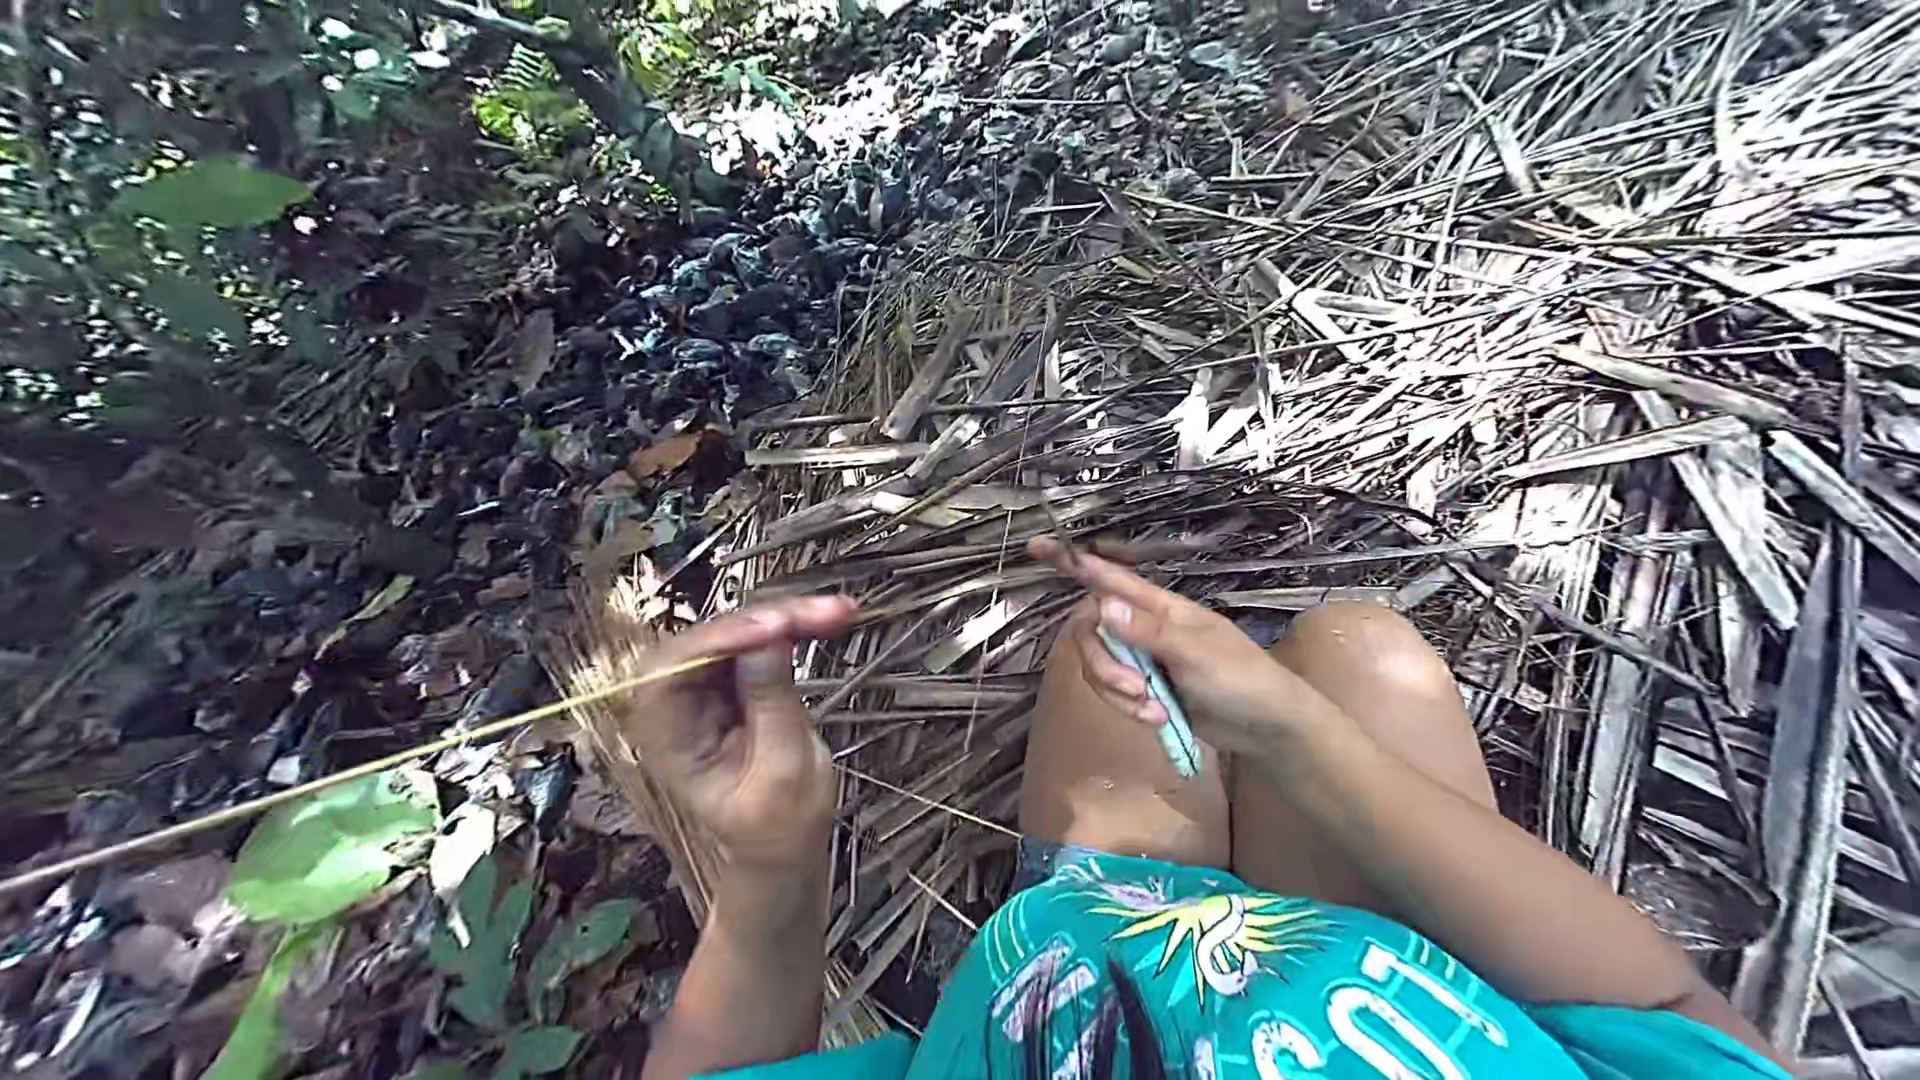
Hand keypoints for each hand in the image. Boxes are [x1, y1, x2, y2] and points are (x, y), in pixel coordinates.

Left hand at [622, 596, 857, 869]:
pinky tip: (829, 618)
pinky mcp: (741, 676)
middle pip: (710, 639)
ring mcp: (711, 686)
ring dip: (790, 616)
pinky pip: (763, 638)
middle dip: (767, 620)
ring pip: (741, 630)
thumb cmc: (779, 823)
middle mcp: (680, 702)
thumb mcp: (782, 772)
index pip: (673, 671)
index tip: (774, 630)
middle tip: (822, 614)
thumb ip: (772, 705)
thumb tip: (769, 641)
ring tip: (838, 613)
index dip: (718, 641)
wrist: (788, 838)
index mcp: (668, 737)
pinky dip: (797, 626)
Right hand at [1030, 537, 1331, 756]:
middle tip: (1132, 689)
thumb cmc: (1242, 678)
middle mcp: (1142, 627)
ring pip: (1098, 665)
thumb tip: (1100, 606)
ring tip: (1154, 709)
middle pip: (1092, 631)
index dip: (1072, 562)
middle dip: (1103, 664)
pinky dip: (1127, 707)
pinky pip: (1112, 691)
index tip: (1036, 548)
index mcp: (1158, 606)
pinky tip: (1158, 717)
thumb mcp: (1197, 653)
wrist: (1267, 728)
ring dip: (1118, 692)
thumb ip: (1147, 632)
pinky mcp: (1142, 687)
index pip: (1108, 577)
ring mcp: (1141, 658)